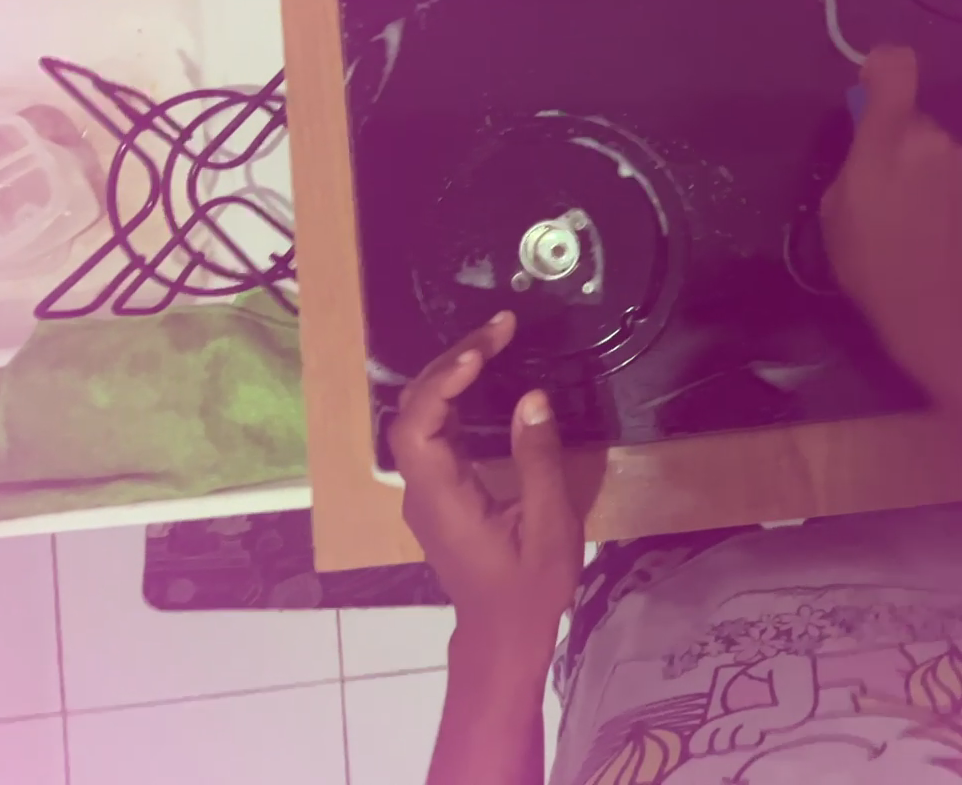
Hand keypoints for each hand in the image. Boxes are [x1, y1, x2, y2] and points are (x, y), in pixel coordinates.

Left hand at [387, 311, 582, 657]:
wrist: (502, 632)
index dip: (442, 381)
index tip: (484, 350)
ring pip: (420, 415)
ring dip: (452, 371)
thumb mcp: (548, 525)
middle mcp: (421, 488)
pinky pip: (435, 428)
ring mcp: (426, 488)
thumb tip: (533, 397)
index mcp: (441, 497)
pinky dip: (455, 393)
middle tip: (499, 329)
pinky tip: (482, 375)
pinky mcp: (439, 488)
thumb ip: (538, 460)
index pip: (417, 426)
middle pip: (413, 410)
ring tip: (494, 339)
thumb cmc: (528, 585)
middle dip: (451, 361)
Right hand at [822, 46, 961, 381]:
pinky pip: (940, 160)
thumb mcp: (834, 208)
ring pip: (924, 138)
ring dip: (909, 157)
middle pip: (906, 112)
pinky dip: (927, 175)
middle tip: (872, 178)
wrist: (930, 304)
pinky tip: (920, 215)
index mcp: (888, 139)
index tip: (865, 86)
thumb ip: (853, 161)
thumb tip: (869, 146)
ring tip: (897, 205)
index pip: (896, 68)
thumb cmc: (867, 259)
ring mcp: (957, 158)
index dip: (879, 66)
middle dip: (887, 133)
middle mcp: (930, 137)